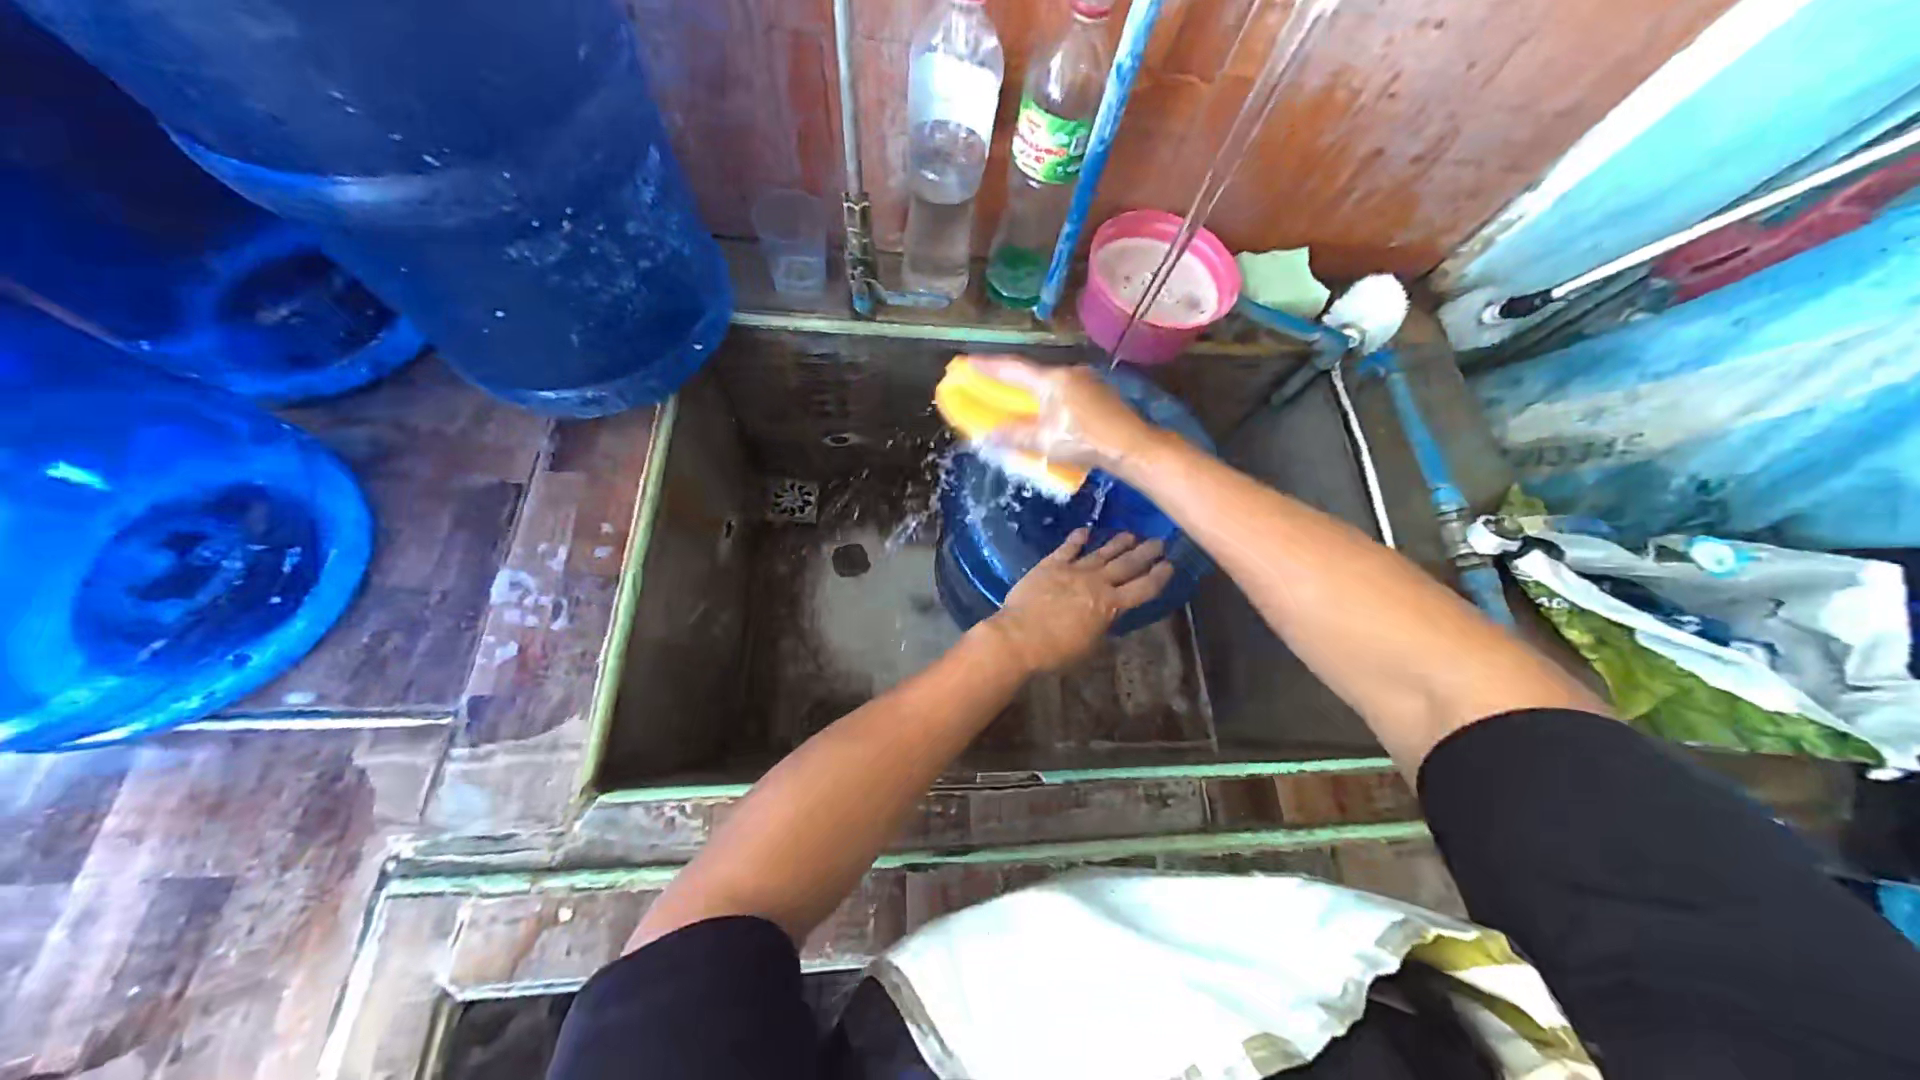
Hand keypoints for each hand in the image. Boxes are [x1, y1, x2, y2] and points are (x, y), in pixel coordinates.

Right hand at [963, 356, 1163, 475]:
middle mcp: (1068, 373)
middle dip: (1008, 379)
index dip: (988, 366)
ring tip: (1014, 398)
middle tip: (988, 381)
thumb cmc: (1085, 441)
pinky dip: (1047, 398)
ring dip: (1029, 390)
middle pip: (1031, 374)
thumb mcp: (1044, 441)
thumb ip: (1013, 436)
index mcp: (1052, 380)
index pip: (1012, 369)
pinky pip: (1063, 391)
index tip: (967, 361)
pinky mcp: (1098, 394)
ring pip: (1049, 383)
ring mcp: (1086, 381)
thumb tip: (985, 437)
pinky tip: (1045, 410)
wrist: (1133, 446)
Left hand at [980, 528, 1174, 672]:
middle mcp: (1097, 583)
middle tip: (1159, 540)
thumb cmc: (1056, 650)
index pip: (1143, 589)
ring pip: (1101, 553)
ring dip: (1117, 543)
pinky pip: (1067, 548)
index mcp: (1111, 606)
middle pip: (1127, 565)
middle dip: (1145, 553)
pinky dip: (1077, 538)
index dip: (1159, 577)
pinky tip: (1085, 530)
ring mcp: (1073, 570)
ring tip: (1131, 534)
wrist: (1020, 636)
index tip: (1170, 565)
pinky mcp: (1051, 565)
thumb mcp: (1089, 647)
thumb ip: (1102, 629)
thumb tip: (1110, 622)